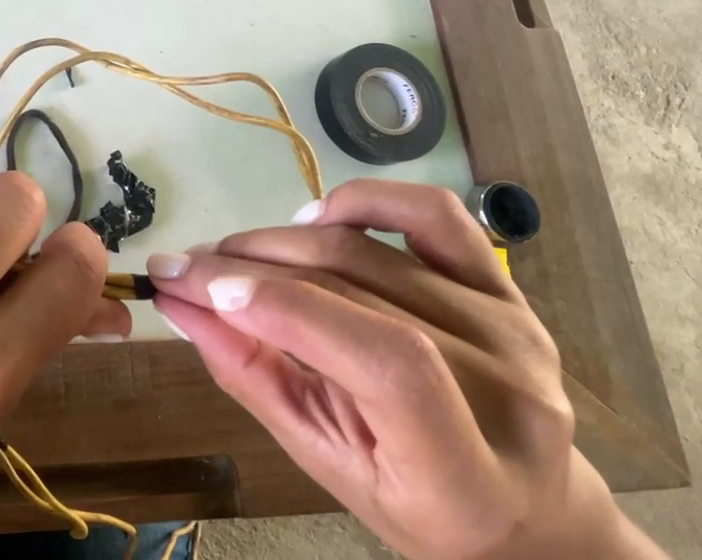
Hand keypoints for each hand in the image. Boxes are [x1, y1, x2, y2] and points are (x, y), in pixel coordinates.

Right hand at [149, 180, 663, 559]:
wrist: (524, 502)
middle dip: (251, 267)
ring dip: (279, 240)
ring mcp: (511, 325)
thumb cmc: (413, 501)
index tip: (200, 290)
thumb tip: (177, 302)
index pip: (384, 363)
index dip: (289, 310)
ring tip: (231, 256)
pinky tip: (312, 218)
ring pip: (372, 248)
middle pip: (361, 289)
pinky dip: (363, 199)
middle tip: (183, 268)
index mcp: (465, 471)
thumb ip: (251, 376)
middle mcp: (505, 385)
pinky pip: (433, 212)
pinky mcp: (506, 285)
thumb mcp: (322, 459)